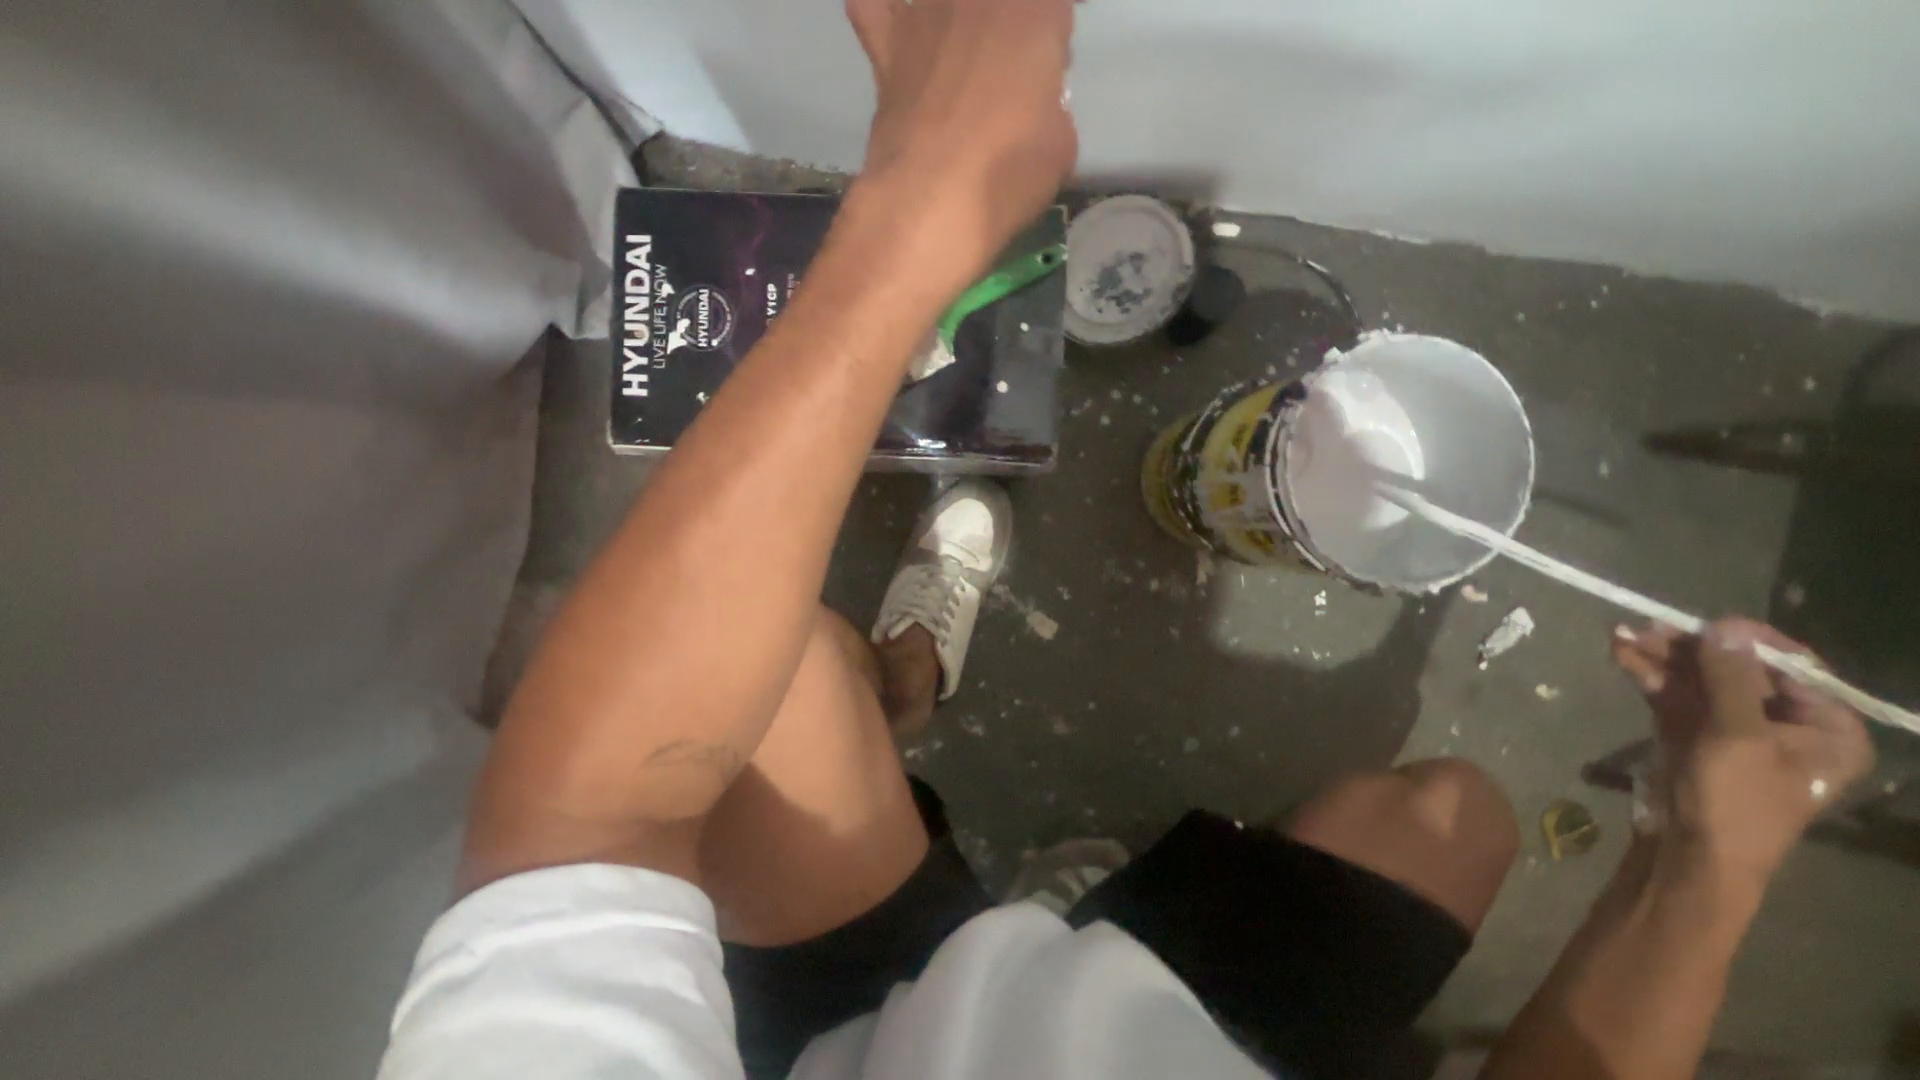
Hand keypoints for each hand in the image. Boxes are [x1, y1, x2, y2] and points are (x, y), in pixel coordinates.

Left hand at [845, 0, 1078, 270]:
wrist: (932, 200)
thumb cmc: (1009, 172)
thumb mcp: (1061, 141)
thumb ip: (1049, 103)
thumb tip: (1031, 104)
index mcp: (1033, 9)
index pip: (1054, 1)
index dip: (1056, 25)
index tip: (1058, 53)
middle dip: (1010, 20)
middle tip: (1015, 63)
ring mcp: (923, 16)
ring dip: (956, 16)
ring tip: (964, 55)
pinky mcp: (883, 50)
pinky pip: (872, 6)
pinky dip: (887, 14)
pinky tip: (898, 34)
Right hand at [1613, 618, 1874, 882]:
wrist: (1691, 855)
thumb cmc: (1736, 802)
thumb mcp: (1739, 737)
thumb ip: (1733, 678)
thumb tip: (1725, 627)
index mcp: (1825, 730)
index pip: (1793, 669)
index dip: (1749, 643)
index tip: (1709, 625)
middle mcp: (1785, 724)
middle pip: (1736, 670)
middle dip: (1690, 649)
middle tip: (1649, 627)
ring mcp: (1733, 730)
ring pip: (1698, 679)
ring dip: (1661, 657)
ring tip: (1624, 636)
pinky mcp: (1691, 736)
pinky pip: (1674, 696)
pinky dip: (1649, 676)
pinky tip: (1623, 656)